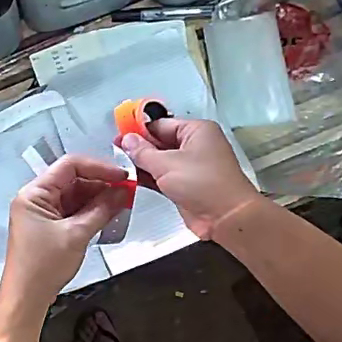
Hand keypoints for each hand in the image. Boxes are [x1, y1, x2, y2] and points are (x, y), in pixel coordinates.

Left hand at [2, 154, 130, 301]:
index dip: (98, 167)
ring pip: (76, 196)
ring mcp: (43, 213)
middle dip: (101, 185)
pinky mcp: (50, 227)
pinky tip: (109, 216)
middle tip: (126, 192)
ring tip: (122, 204)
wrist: (26, 298)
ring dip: (98, 199)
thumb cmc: (42, 267)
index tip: (122, 176)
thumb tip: (121, 193)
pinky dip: (91, 212)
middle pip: (73, 180)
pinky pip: (74, 211)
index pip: (70, 166)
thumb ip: (101, 210)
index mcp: (34, 194)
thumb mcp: (76, 234)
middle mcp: (36, 199)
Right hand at [119, 118, 261, 237]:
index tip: (118, 136)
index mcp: (196, 131)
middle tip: (114, 151)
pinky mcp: (186, 185)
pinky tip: (130, 178)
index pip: (161, 124)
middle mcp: (195, 145)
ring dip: (142, 164)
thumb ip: (143, 152)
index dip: (139, 130)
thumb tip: (127, 139)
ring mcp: (191, 167)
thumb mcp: (167, 164)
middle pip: (160, 142)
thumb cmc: (202, 183)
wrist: (226, 217)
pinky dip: (149, 177)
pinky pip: (164, 176)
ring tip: (118, 165)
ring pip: (161, 160)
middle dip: (139, 147)